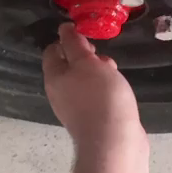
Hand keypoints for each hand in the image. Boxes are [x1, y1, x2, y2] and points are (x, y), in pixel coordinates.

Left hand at [42, 23, 145, 155]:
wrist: (114, 143)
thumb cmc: (100, 97)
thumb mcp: (87, 63)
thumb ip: (75, 44)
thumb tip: (64, 29)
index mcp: (54, 78)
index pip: (52, 51)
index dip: (67, 39)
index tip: (87, 35)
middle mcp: (60, 93)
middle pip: (69, 66)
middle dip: (87, 57)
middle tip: (103, 57)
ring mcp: (76, 108)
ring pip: (85, 81)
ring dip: (100, 73)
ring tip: (114, 73)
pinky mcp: (92, 119)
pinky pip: (95, 97)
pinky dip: (106, 90)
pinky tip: (119, 91)